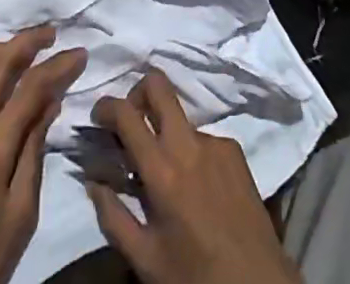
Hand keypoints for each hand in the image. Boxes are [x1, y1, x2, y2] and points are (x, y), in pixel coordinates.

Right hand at [85, 71, 301, 283]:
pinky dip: (188, 150)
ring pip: (180, 117)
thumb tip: (92, 179)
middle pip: (160, 86)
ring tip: (163, 171)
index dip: (106, 105)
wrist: (256, 281)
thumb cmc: (193, 273)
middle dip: (138, 91)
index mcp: (162, 170)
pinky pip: (201, 138)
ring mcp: (216, 142)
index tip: (98, 116)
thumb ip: (111, 215)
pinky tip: (193, 183)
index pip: (127, 114)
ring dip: (165, 131)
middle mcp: (189, 144)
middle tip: (129, 121)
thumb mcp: (143, 256)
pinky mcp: (235, 150)